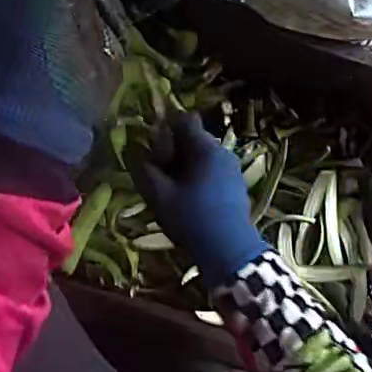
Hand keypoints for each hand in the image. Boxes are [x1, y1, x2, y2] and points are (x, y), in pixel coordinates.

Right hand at [134, 112, 266, 279]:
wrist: (231, 251)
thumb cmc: (192, 219)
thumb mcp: (160, 196)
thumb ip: (144, 170)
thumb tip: (134, 151)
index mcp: (205, 148)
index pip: (185, 119)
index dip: (166, 125)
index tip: (152, 143)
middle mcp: (222, 151)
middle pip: (194, 137)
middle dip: (174, 147)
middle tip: (157, 167)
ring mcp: (233, 168)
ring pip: (204, 154)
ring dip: (186, 162)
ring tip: (171, 185)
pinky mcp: (237, 184)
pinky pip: (214, 168)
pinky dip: (199, 174)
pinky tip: (190, 196)